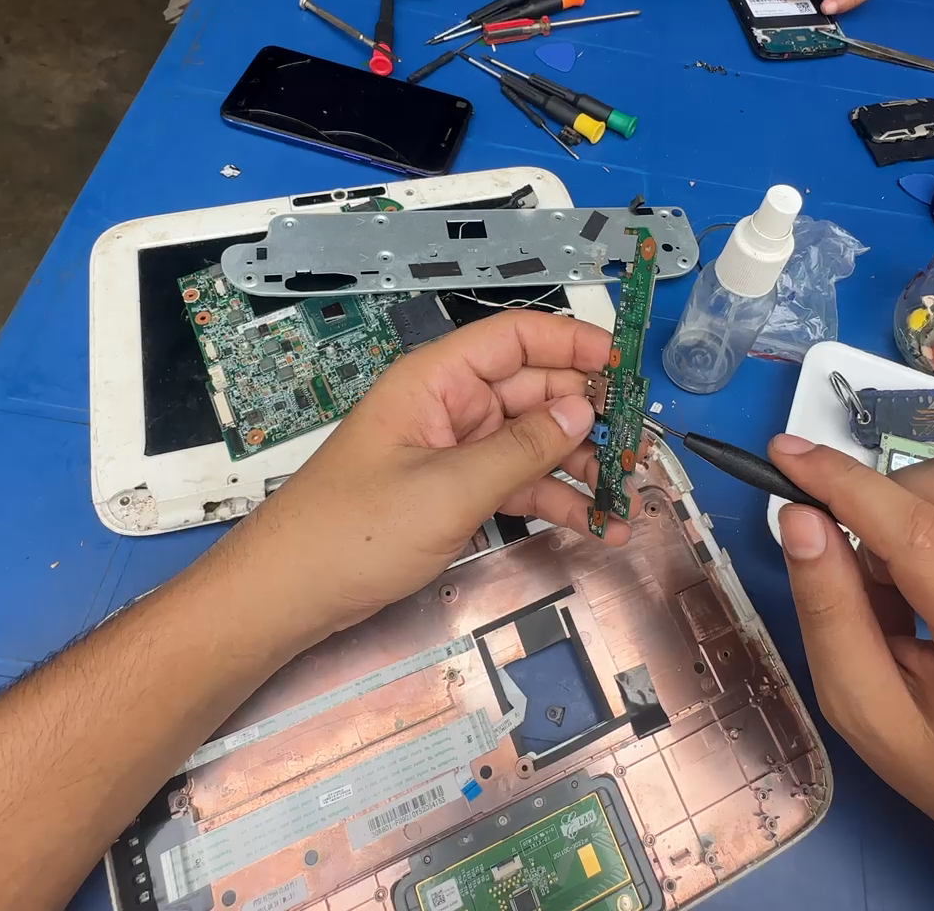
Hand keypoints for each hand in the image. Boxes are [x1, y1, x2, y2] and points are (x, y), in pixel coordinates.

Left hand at [237, 311, 627, 633]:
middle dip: (590, 416)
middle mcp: (454, 405)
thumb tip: (584, 406)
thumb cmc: (357, 530)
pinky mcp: (461, 490)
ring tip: (630, 492)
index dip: (573, 342)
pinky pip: (520, 483)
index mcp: (439, 379)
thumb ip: (522, 448)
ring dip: (582, 466)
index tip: (624, 367)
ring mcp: (459, 450)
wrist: (293, 595)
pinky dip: (556, 501)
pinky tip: (597, 523)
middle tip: (641, 444)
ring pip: (535, 442)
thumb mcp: (449, 487)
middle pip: (535, 392)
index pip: (516, 338)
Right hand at [765, 436, 933, 904]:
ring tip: (886, 585)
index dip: (846, 484)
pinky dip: (927, 526)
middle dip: (882, 499)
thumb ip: (827, 610)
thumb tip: (799, 518)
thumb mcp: (861, 707)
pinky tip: (917, 587)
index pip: (924, 535)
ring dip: (904, 512)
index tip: (783, 454)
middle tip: (852, 565)